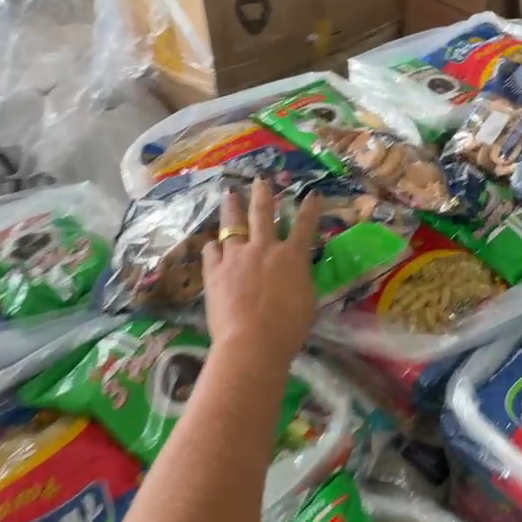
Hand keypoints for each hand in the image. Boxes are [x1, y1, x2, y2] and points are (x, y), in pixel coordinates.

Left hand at [202, 178, 322, 369]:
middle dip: (263, 194)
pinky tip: (210, 243)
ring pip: (232, 225)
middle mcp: (264, 248)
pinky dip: (212, 246)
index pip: (305, 225)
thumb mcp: (307, 300)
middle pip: (263, 213)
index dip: (310, 208)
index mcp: (292, 256)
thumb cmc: (289, 327)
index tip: (312, 193)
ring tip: (230, 193)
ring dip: (232, 207)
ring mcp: (236, 257)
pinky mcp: (214, 272)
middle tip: (260, 179)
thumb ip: (301, 279)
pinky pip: (211, 252)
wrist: (252, 342)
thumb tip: (296, 271)